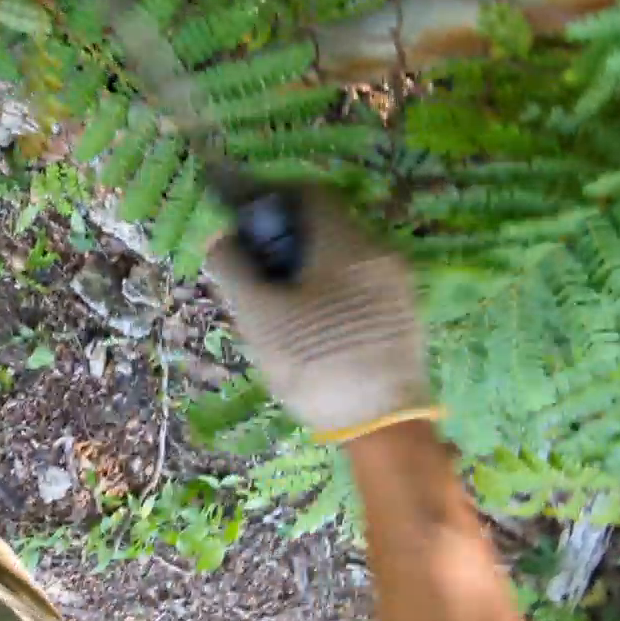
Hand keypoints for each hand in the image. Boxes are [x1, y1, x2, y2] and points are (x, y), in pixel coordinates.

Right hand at [208, 186, 439, 440]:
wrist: (382, 426)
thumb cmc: (315, 360)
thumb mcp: (259, 314)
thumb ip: (233, 267)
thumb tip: (219, 238)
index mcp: (347, 244)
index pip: (308, 194)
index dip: (269, 199)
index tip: (241, 223)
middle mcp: (379, 254)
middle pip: (324, 224)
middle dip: (282, 237)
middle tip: (251, 268)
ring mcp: (395, 286)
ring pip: (340, 255)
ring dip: (302, 264)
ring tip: (272, 300)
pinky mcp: (400, 315)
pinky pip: (355, 282)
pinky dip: (324, 285)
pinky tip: (303, 320)